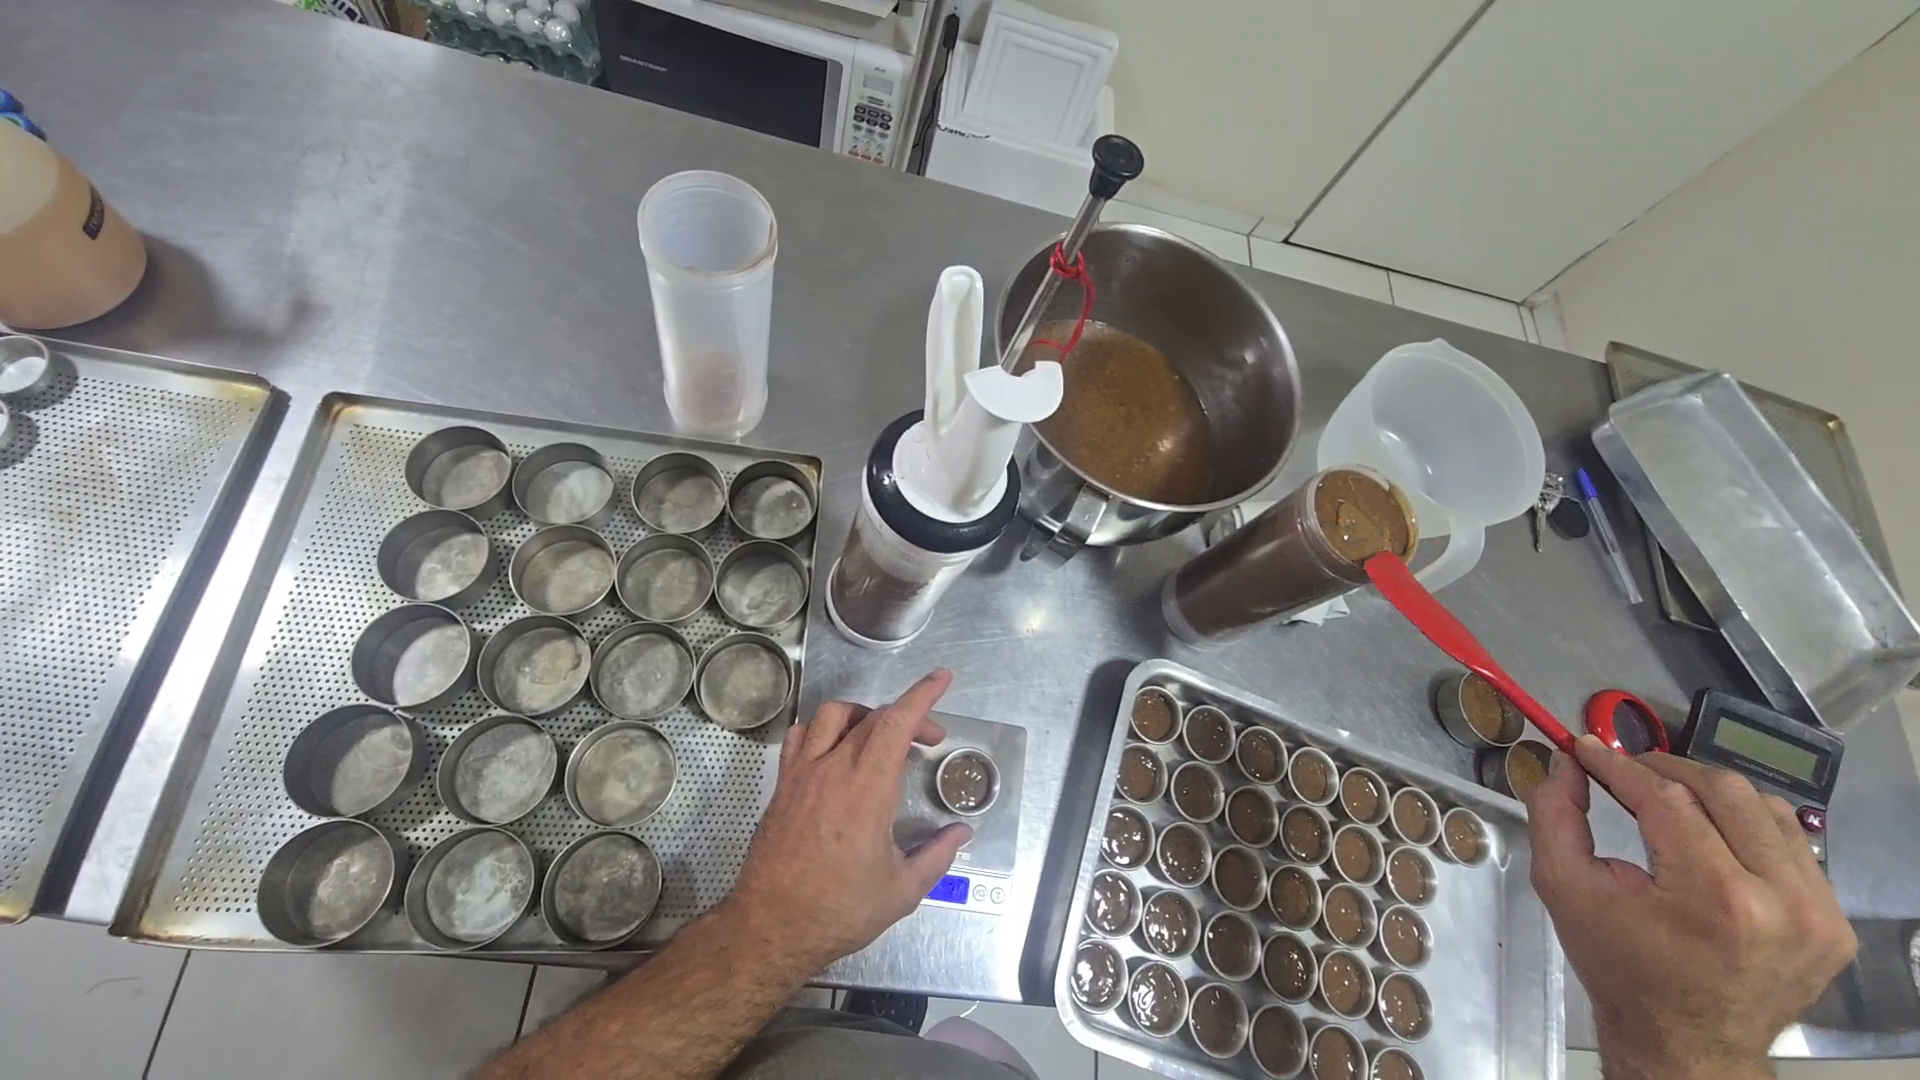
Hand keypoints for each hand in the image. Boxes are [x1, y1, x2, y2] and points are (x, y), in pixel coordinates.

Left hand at [726, 670, 972, 972]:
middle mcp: (833, 769)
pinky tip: (835, 749)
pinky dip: (823, 729)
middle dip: (908, 715)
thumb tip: (962, 833)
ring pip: (833, 715)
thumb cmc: (840, 910)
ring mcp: (802, 774)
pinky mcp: (782, 785)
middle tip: (928, 740)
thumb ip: (937, 855)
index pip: (897, 723)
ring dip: (864, 714)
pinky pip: (801, 736)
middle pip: (873, 717)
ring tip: (880, 736)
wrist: (772, 927)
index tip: (941, 679)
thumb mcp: (902, 891)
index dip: (922, 695)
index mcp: (867, 789)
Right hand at [1527, 735, 1854, 1079]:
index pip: (1666, 798)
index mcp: (1714, 896)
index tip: (1585, 747)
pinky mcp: (1833, 922)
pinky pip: (1791, 844)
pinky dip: (1743, 824)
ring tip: (1663, 796)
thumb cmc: (1616, 963)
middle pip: (1726, 792)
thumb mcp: (1562, 886)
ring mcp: (1820, 913)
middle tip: (1622, 768)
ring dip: (1707, 792)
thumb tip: (1566, 764)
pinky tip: (1706, 833)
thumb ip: (1554, 815)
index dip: (1618, 764)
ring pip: (1768, 810)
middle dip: (1664, 768)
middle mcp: (1782, 900)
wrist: (1684, 1040)